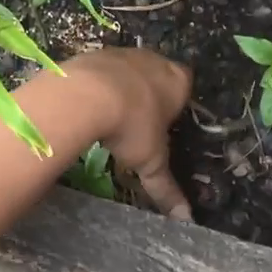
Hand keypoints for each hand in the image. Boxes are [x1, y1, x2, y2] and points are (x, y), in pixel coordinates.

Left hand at [61, 48, 192, 219]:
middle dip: (151, 95)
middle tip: (141, 123)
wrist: (86, 94)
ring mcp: (124, 52)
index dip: (177, 103)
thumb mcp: (151, 162)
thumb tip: (185, 219)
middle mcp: (153, 59)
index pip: (185, 86)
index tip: (166, 123)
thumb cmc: (131, 126)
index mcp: (177, 80)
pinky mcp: (96, 52)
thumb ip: (167, 189)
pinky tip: (93, 104)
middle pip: (158, 74)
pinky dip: (101, 83)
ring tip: (115, 116)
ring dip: (125, 87)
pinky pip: (104, 68)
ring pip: (130, 69)